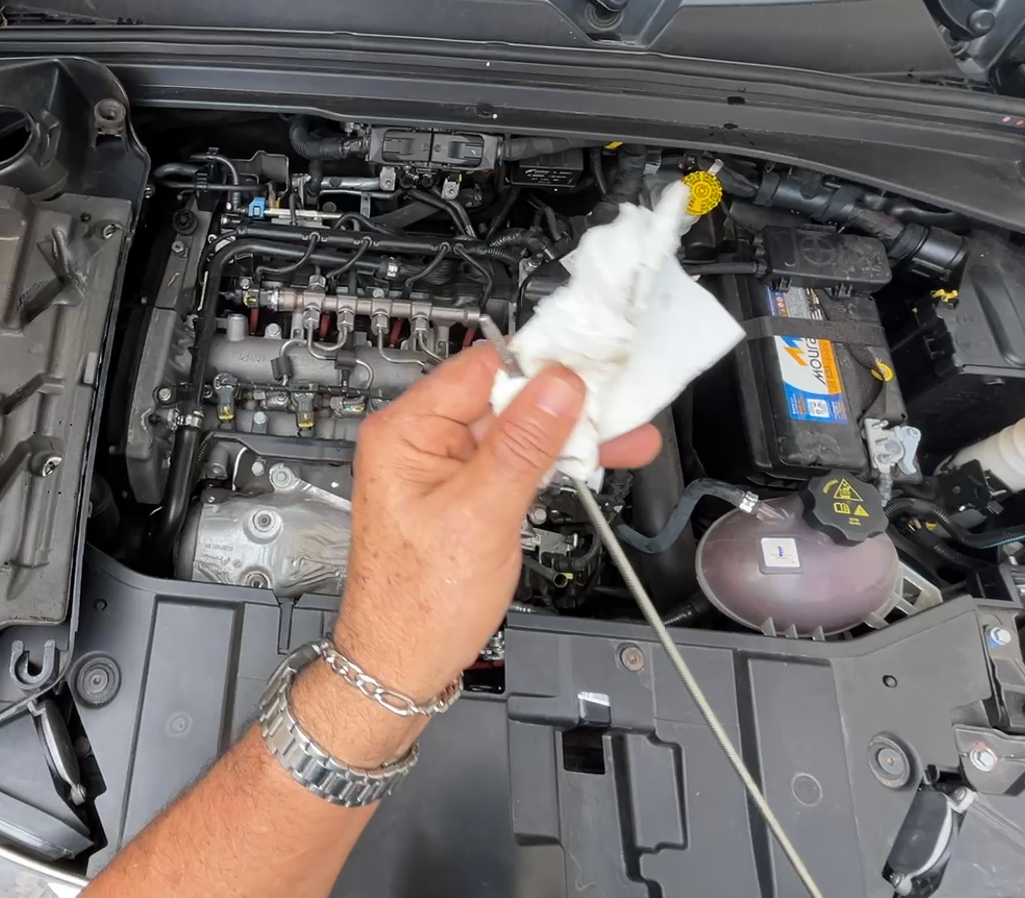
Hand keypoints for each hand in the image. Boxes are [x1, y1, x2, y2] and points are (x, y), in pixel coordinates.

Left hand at [331, 345, 660, 709]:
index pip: (479, 369)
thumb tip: (557, 386)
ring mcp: (441, 466)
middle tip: (619, 399)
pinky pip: (510, 459)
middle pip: (499, 396)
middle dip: (561, 399)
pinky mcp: (460, 490)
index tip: (592, 363)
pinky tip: (591, 457)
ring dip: (564, 431)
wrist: (402, 661)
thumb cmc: (417, 602)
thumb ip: (522, 447)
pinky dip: (548, 459)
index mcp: (405, 432)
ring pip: (512, 428)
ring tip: (622, 431)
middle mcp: (418, 440)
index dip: (538, 363)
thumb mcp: (480, 516)